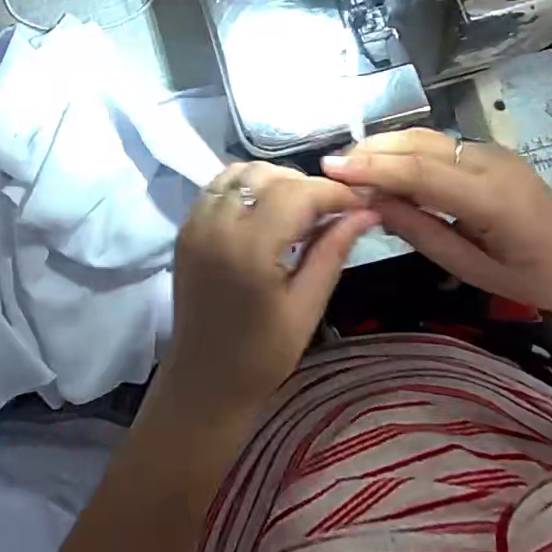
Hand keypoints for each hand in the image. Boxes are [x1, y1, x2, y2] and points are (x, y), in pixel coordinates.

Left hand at [160, 162, 378, 418]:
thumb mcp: (307, 305)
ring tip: (298, 209)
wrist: (204, 379)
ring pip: (239, 172)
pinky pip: (217, 187)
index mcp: (249, 248)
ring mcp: (195, 223)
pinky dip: (244, 186)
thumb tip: (366, 211)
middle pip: (267, 174)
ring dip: (273, 180)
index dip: (333, 192)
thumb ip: (333, 250)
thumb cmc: (262, 353)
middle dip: (304, 184)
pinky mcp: (185, 228)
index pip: (298, 193)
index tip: (359, 204)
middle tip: (329, 211)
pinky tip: (265, 210)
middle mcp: (217, 225)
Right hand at [321, 128, 551, 324]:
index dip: (370, 167)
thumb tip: (369, 201)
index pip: (419, 171)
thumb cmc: (531, 280)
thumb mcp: (469, 267)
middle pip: (418, 143)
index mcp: (492, 199)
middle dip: (370, 150)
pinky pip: (438, 146)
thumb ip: (418, 230)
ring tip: (350, 166)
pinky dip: (404, 153)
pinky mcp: (490, 153)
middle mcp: (492, 163)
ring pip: (425, 138)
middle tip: (333, 168)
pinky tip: (385, 169)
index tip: (329, 168)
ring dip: (384, 148)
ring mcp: (493, 153)